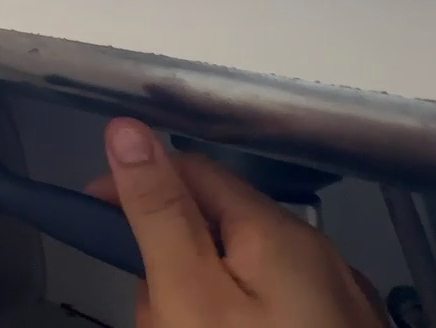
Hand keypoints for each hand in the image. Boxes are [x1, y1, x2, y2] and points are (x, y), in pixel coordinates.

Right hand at [91, 119, 385, 327]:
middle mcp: (319, 256)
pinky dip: (234, 317)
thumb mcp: (187, 290)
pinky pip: (271, 305)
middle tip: (149, 302)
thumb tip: (125, 126)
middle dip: (166, 249)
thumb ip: (157, 206)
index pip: (189, 166)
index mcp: (279, 232)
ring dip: (196, 289)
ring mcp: (341, 302)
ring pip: (239, 266)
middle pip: (214, 219)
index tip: (93, 209)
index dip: (134, 177)